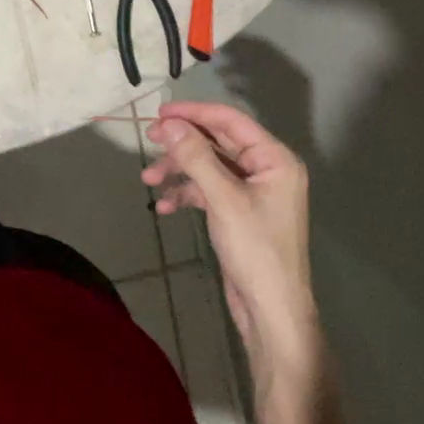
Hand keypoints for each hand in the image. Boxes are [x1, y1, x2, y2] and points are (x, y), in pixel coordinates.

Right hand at [143, 101, 316, 379]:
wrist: (270, 311)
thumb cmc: (255, 250)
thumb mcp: (223, 199)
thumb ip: (195, 157)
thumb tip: (167, 124)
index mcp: (274, 159)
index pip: (231, 121)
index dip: (195, 113)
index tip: (160, 113)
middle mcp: (266, 169)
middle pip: (217, 142)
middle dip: (182, 143)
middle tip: (148, 140)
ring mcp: (252, 192)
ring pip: (209, 166)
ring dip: (179, 170)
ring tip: (148, 179)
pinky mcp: (239, 212)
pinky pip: (208, 190)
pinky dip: (187, 193)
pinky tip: (165, 206)